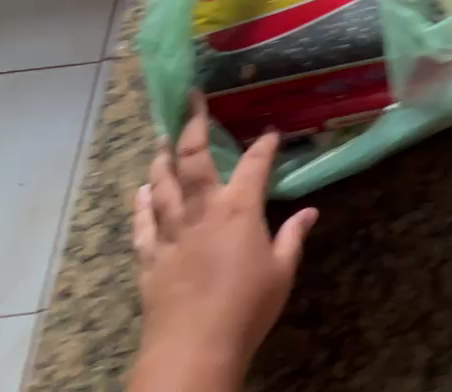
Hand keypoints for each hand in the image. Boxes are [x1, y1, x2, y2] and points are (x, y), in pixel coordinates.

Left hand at [129, 92, 317, 391]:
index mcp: (239, 209)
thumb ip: (293, 237)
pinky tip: (141, 190)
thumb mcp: (282, 272)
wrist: (193, 349)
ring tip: (164, 139)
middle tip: (191, 101)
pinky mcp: (149, 256)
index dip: (265, 145)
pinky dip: (142, 202)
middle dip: (192, 125)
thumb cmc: (246, 309)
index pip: (255, 164)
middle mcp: (202, 210)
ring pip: (161, 183)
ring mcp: (171, 231)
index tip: (271, 132)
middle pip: (193, 159)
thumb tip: (310, 212)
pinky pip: (142, 221)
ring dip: (162, 158)